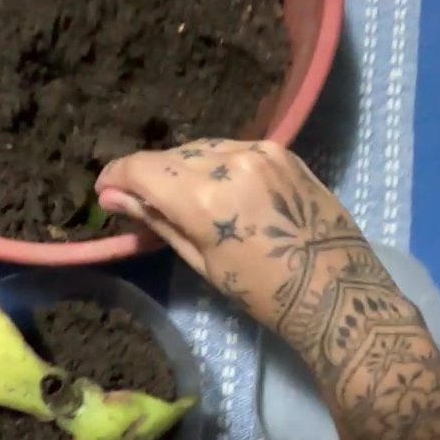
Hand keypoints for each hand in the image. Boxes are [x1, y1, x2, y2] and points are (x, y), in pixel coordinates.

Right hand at [95, 140, 371, 327]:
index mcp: (206, 199)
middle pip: (168, 155)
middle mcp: (230, 162)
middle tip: (139, 202)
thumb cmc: (263, 292)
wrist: (336, 289)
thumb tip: (113, 197)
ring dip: (181, 168)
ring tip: (180, 199)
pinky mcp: (282, 150)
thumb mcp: (202, 262)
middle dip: (148, 176)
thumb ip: (158, 220)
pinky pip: (230, 148)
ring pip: (199, 148)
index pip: (142, 169)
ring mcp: (260, 151)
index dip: (116, 176)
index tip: (104, 190)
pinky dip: (213, 164)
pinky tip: (215, 189)